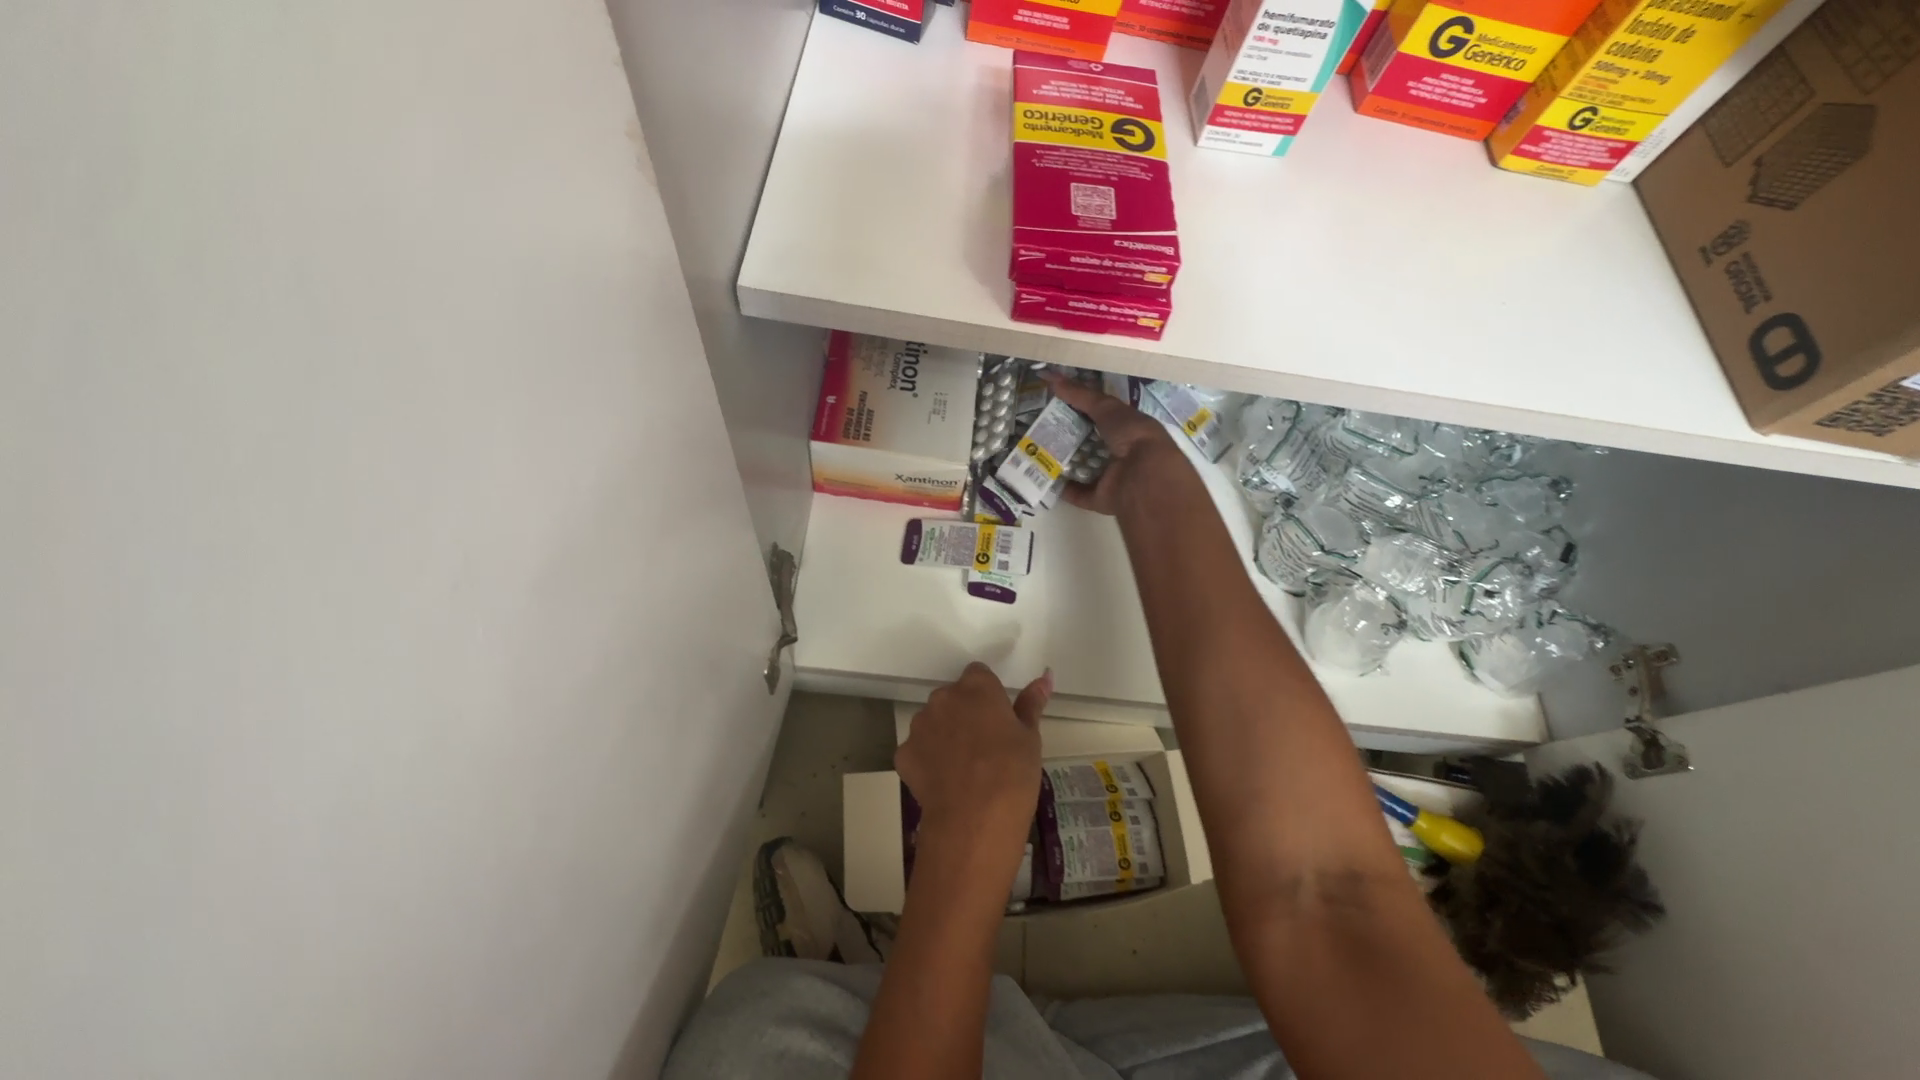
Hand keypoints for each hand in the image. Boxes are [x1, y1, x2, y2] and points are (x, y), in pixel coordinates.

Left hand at [897, 663, 1051, 847]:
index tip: (998, 720)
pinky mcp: (904, 753)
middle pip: (953, 698)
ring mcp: (919, 725)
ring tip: (964, 768)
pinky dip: (928, 761)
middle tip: (984, 746)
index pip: (979, 675)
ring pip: (932, 722)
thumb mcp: (1030, 738)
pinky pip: (918, 750)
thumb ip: (1031, 703)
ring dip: (944, 735)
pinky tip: (945, 783)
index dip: (988, 696)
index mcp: (977, 688)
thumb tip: (1044, 677)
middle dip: (964, 714)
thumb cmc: (1012, 773)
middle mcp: (943, 698)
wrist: (974, 818)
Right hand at [1042, 374, 1186, 516]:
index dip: (1079, 409)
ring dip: (1062, 461)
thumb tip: (1051, 378)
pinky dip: (1063, 488)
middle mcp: (1119, 452)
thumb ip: (1080, 394)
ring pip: (1082, 467)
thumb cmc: (1132, 435)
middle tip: (1039, 428)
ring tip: (1035, 452)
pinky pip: (1078, 492)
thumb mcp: (1107, 407)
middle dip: (1067, 436)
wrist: (1145, 475)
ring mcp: (1110, 476)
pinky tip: (1044, 477)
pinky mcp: (1101, 498)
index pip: (1100, 416)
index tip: (1054, 404)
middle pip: (1088, 442)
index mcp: (1127, 428)